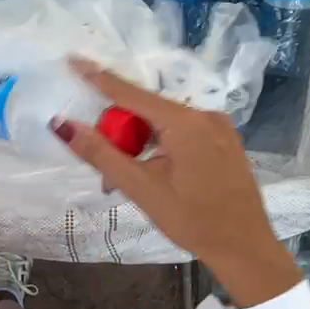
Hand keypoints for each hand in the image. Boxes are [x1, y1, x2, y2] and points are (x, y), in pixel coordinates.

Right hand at [54, 57, 302, 306]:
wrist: (246, 249)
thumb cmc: (192, 220)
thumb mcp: (140, 188)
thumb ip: (100, 153)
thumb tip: (62, 124)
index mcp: (185, 122)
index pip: (130, 92)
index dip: (98, 76)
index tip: (73, 58)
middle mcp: (205, 115)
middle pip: (146, 110)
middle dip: (121, 133)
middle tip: (107, 171)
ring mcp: (219, 127)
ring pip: (163, 124)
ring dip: (140, 145)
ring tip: (130, 181)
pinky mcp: (225, 141)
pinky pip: (182, 132)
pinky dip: (160, 147)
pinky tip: (156, 174)